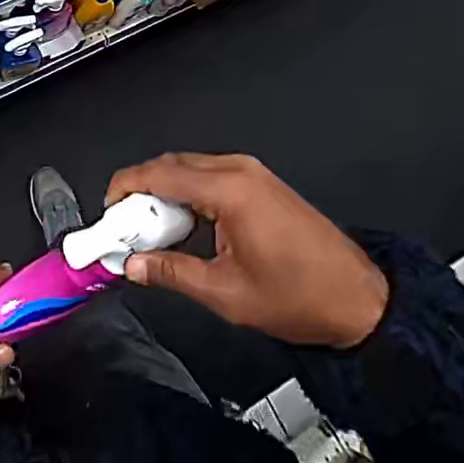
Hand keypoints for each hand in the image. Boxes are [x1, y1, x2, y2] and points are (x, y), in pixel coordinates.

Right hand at [106, 153, 387, 348]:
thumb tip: (137, 265)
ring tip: (152, 234)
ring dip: (165, 194)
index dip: (127, 187)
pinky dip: (188, 195)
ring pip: (191, 170)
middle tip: (125, 227)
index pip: (162, 174)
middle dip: (142, 192)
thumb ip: (172, 272)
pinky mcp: (260, 183)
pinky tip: (183, 227)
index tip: (108, 207)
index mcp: (230, 190)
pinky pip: (211, 177)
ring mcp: (253, 173)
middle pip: (173, 166)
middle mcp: (240, 171)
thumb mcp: (225, 293)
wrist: (355, 296)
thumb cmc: (301, 295)